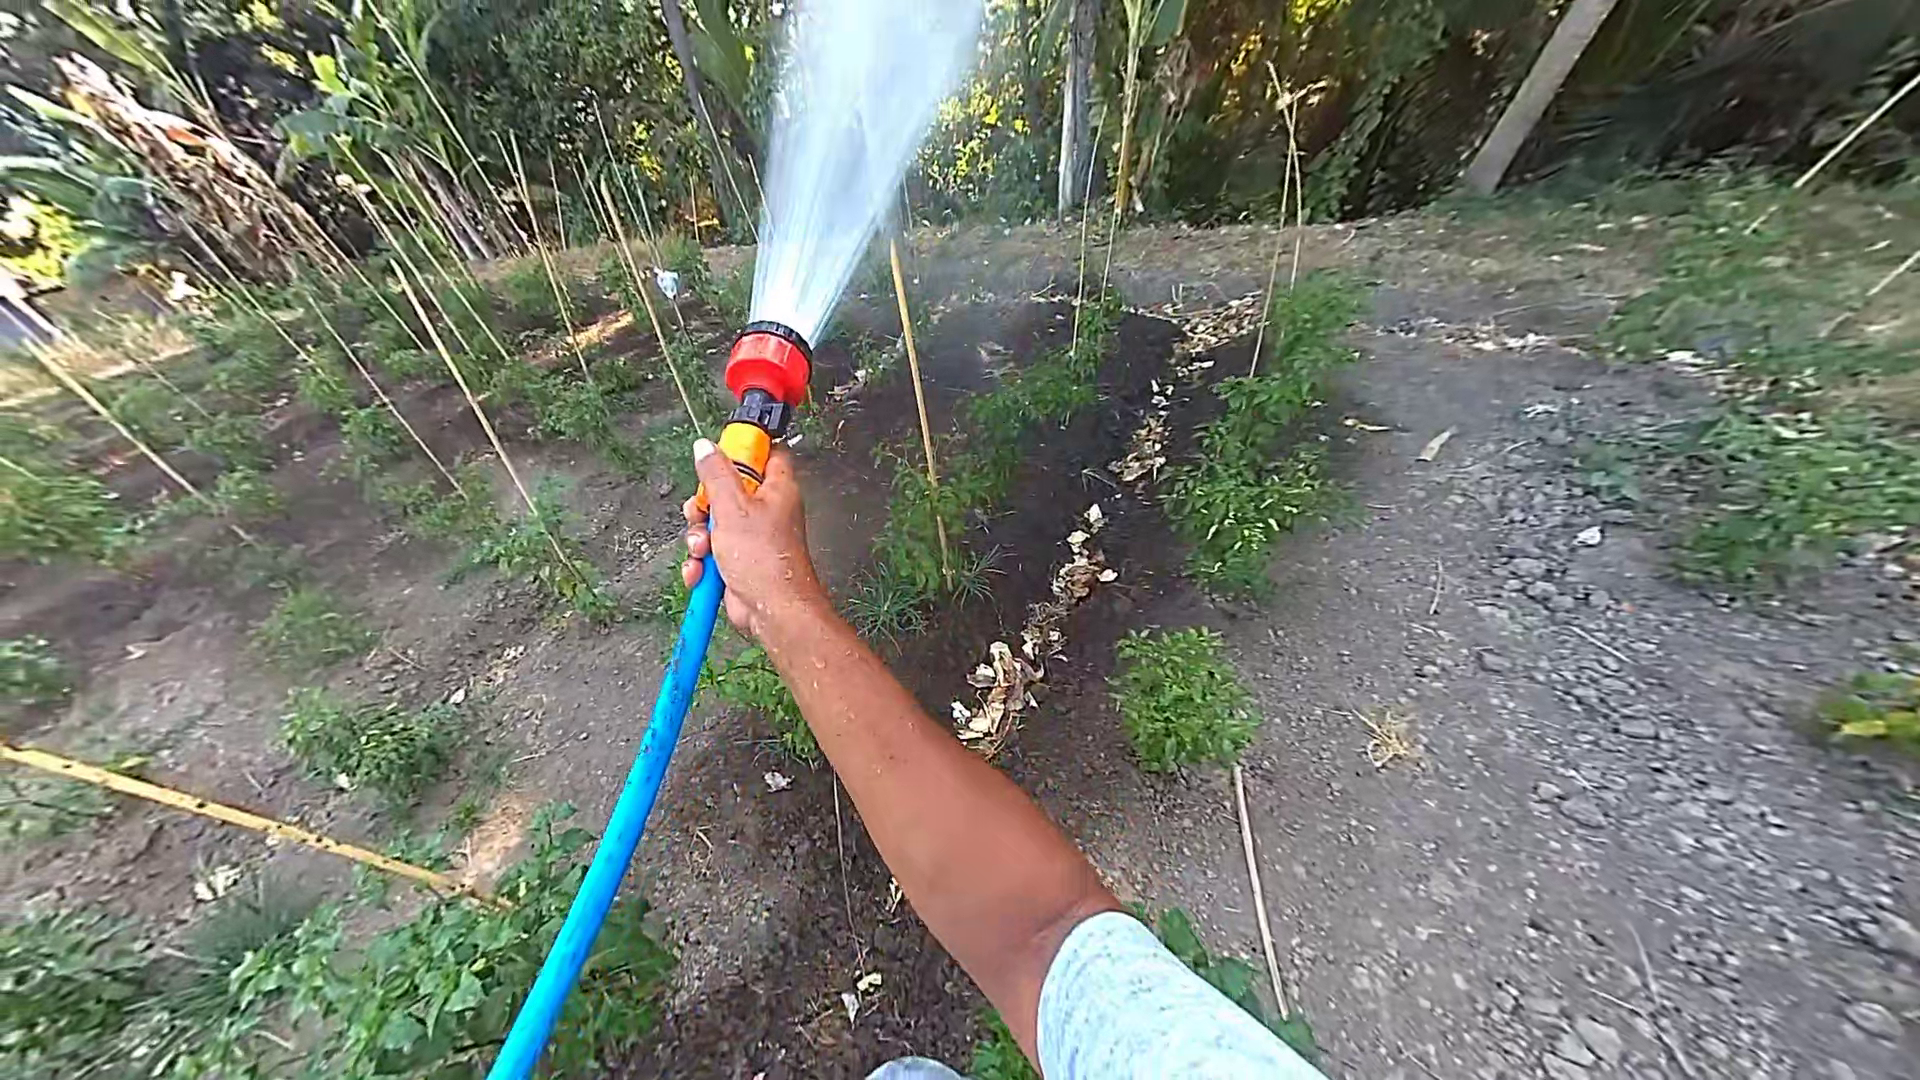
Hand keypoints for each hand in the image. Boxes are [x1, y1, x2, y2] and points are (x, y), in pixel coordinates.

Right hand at [682, 439, 827, 638]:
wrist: (771, 609)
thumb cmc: (765, 559)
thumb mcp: (733, 507)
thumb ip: (716, 474)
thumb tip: (706, 447)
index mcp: (778, 489)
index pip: (767, 453)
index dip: (744, 449)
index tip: (721, 455)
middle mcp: (768, 510)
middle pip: (727, 489)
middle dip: (704, 504)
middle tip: (703, 514)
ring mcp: (753, 536)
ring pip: (713, 523)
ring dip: (699, 538)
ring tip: (705, 550)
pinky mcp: (739, 559)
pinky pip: (711, 552)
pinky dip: (702, 563)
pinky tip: (703, 572)